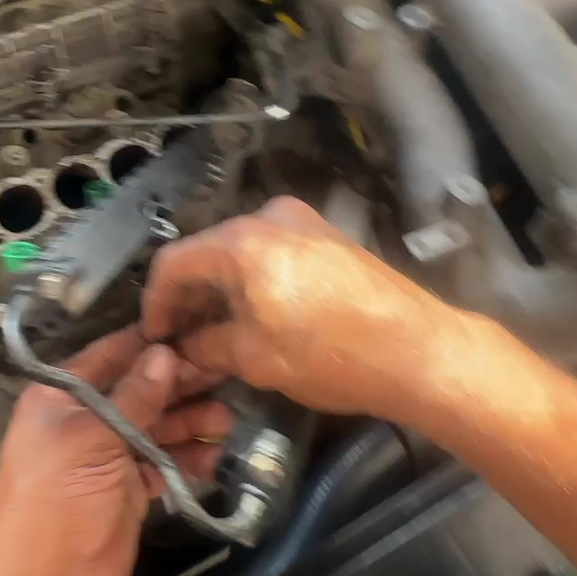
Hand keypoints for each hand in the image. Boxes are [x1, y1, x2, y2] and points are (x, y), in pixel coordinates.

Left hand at [0, 326, 232, 575]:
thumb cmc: (59, 493)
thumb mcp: (94, 435)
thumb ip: (134, 396)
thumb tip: (167, 353)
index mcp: (61, 395)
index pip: (109, 355)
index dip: (148, 344)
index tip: (192, 329)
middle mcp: (84, 418)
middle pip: (138, 390)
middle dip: (178, 383)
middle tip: (223, 372)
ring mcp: (107, 454)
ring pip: (155, 426)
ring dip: (189, 421)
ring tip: (227, 417)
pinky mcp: (128, 487)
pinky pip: (162, 462)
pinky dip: (186, 458)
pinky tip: (215, 455)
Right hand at [141, 196, 493, 417]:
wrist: (422, 352)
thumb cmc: (331, 355)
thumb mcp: (255, 358)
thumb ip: (205, 346)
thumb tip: (182, 347)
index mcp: (242, 242)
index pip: (173, 263)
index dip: (156, 302)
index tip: (154, 335)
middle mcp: (267, 217)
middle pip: (205, 252)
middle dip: (188, 297)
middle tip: (180, 338)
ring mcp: (300, 221)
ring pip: (236, 253)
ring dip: (219, 290)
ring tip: (213, 332)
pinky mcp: (323, 235)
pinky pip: (267, 253)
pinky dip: (249, 281)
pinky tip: (251, 315)